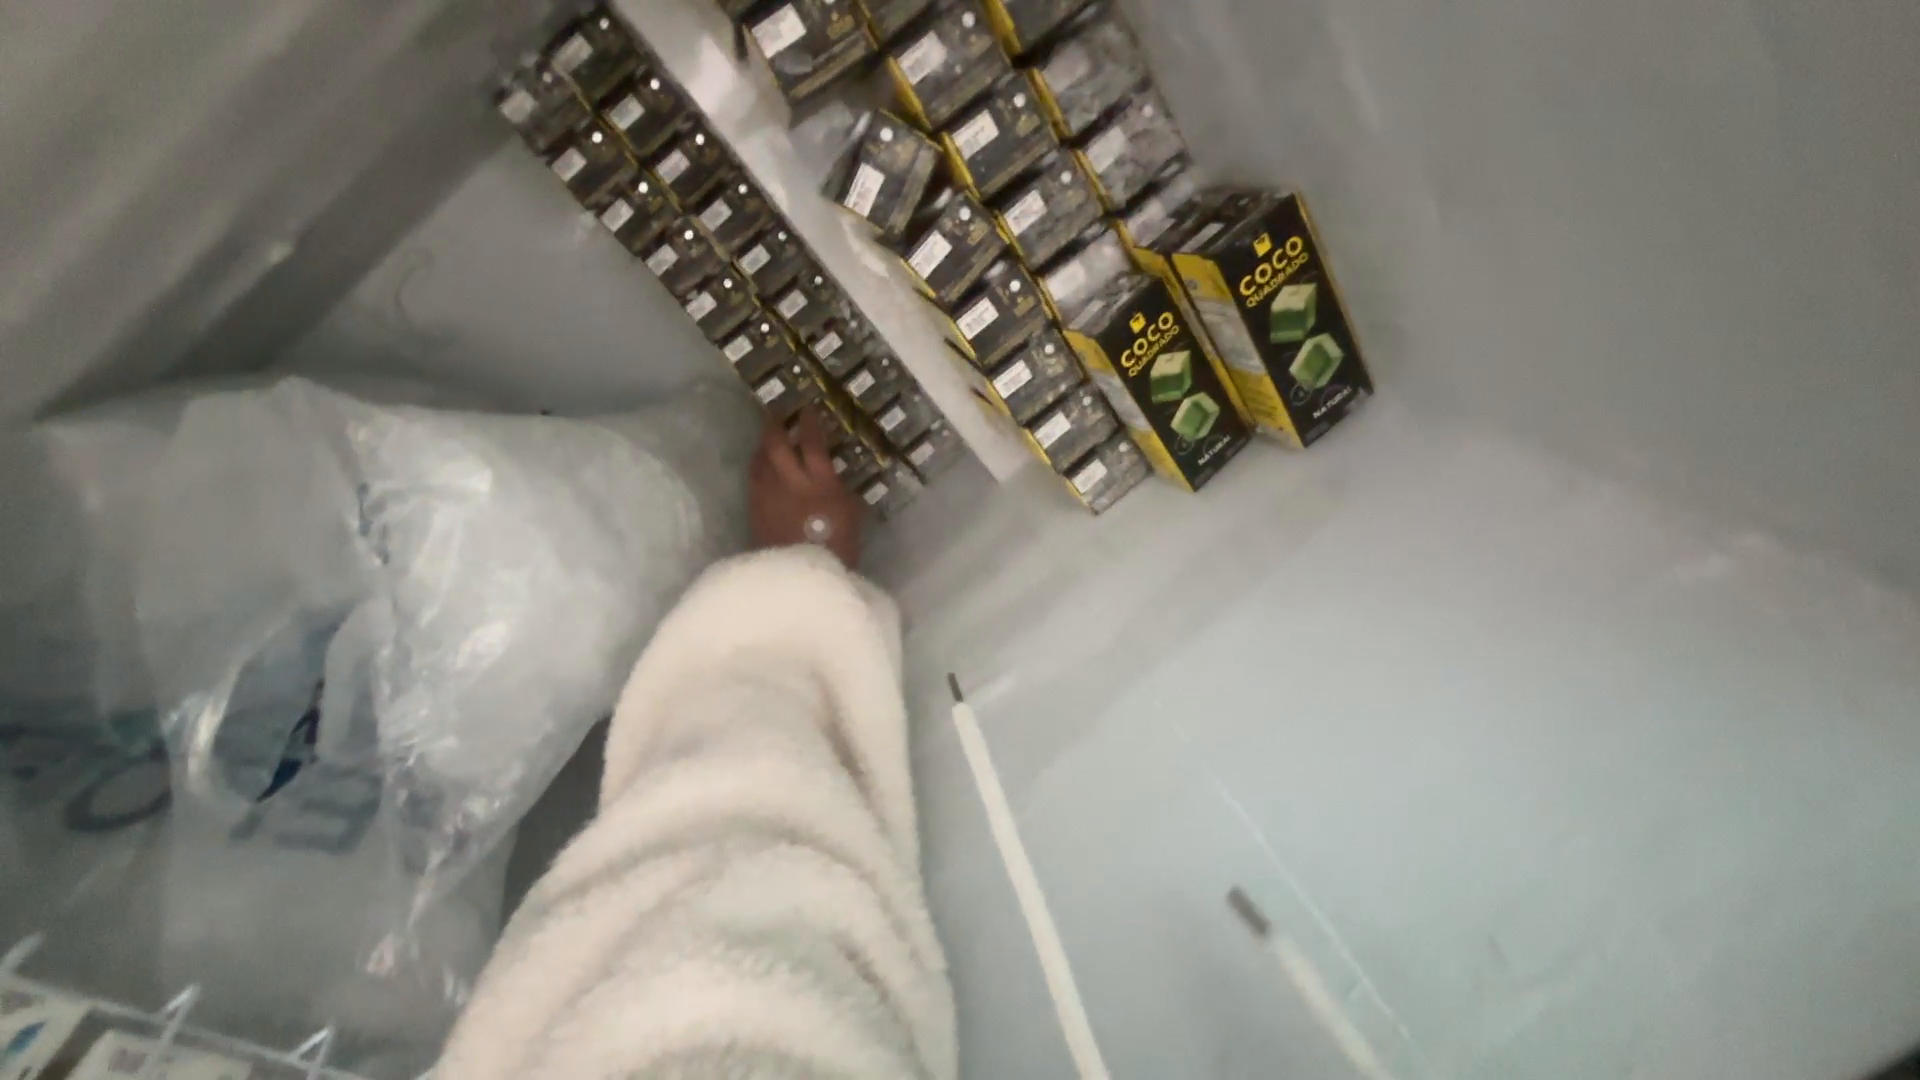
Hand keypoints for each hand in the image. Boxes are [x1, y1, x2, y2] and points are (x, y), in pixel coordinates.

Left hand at [750, 410, 864, 568]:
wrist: (802, 576)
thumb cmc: (838, 547)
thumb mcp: (851, 515)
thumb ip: (841, 491)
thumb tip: (835, 477)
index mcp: (820, 482)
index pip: (812, 442)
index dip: (810, 422)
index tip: (808, 409)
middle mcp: (790, 481)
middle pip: (777, 443)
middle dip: (777, 425)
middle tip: (779, 414)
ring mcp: (768, 494)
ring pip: (760, 459)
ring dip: (764, 445)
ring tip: (769, 439)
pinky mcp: (754, 510)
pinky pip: (754, 479)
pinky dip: (759, 468)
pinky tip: (763, 468)